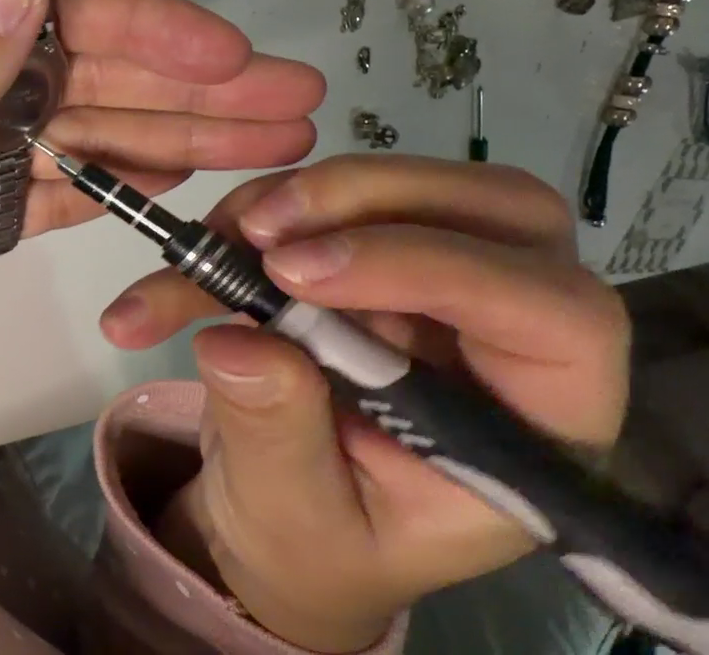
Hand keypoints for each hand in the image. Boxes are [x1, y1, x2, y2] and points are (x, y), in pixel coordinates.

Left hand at [0, 0, 323, 421]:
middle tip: (295, 103)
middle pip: (73, 73)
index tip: (232, 56)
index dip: (140, 29)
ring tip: (269, 144)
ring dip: (165, 132)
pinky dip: (108, 183)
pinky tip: (175, 184)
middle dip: (182, 83)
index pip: (40, 18)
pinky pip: (44, 185)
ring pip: (71, 130)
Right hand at [103, 156, 629, 653]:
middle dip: (366, 198)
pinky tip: (183, 260)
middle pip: (494, 214)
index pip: (548, 315)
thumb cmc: (312, 541)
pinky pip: (310, 207)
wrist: (276, 521)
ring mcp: (429, 288)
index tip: (294, 270)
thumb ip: (275, 436)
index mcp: (531, 420)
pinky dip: (238, 217)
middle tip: (254, 228)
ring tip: (202, 247)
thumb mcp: (291, 514)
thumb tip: (236, 344)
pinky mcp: (355, 263)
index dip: (431, 266)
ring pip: (403, 190)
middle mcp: (500, 335)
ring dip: (292, 199)